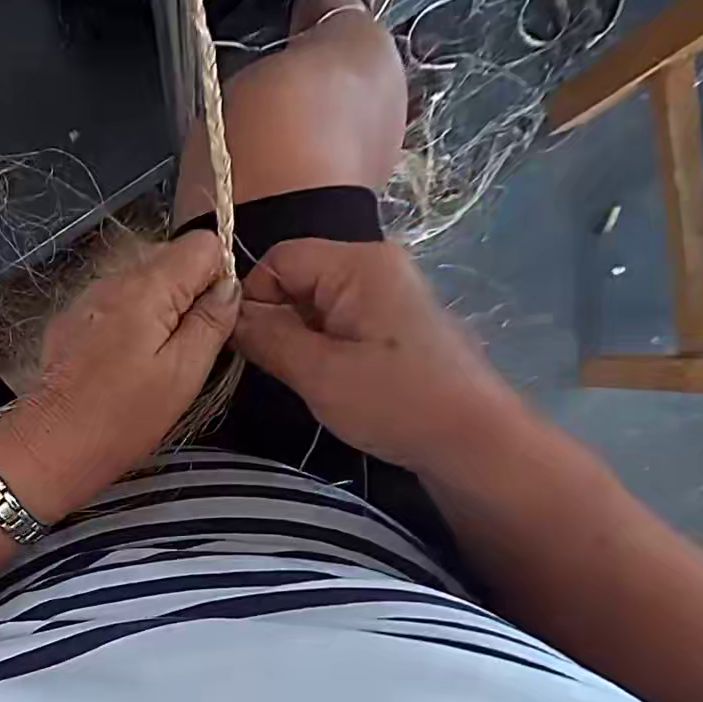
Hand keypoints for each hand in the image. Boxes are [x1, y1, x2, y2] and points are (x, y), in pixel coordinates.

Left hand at [0, 230, 240, 521]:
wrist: (52, 445)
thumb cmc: (123, 416)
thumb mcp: (183, 374)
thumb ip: (211, 322)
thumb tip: (230, 285)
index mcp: (147, 286)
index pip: (201, 244)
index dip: (217, 276)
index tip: (211, 319)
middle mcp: (114, 278)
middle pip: (169, 257)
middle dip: (187, 293)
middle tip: (184, 347)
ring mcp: (87, 297)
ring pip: (142, 280)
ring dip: (158, 308)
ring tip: (153, 358)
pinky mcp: (71, 319)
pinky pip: (115, 302)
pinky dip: (129, 320)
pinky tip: (122, 360)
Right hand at [232, 238, 526, 470]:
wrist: (474, 442)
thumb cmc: (396, 402)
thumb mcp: (319, 372)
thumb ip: (267, 337)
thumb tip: (228, 316)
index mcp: (358, 264)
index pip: (279, 258)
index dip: (252, 296)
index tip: (244, 343)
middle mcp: (375, 266)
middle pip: (297, 277)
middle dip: (275, 318)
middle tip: (272, 366)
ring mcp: (387, 294)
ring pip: (314, 302)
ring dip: (297, 336)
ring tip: (301, 376)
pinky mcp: (392, 322)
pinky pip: (337, 319)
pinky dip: (319, 344)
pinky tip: (326, 377)